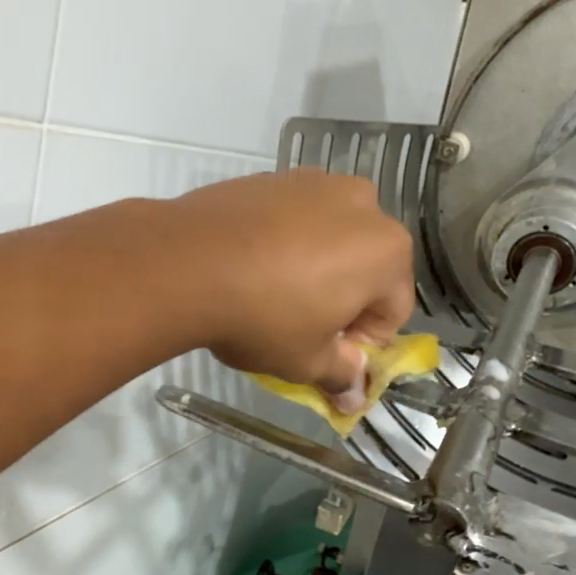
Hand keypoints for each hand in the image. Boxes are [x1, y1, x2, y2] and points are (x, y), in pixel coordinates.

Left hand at [160, 169, 414, 406]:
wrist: (183, 262)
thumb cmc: (262, 316)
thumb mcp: (305, 361)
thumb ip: (341, 376)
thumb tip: (354, 397)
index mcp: (387, 250)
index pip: (392, 312)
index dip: (361, 343)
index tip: (325, 355)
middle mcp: (362, 205)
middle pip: (365, 267)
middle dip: (341, 299)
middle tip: (298, 326)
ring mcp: (314, 182)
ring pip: (329, 238)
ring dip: (314, 267)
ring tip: (269, 294)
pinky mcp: (272, 177)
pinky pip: (292, 219)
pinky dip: (282, 242)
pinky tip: (247, 266)